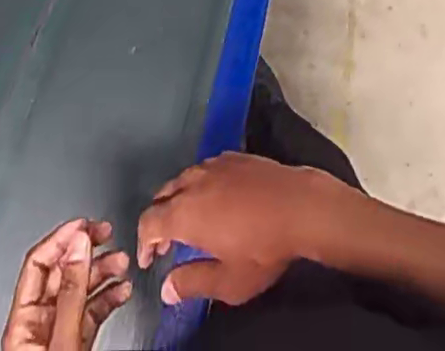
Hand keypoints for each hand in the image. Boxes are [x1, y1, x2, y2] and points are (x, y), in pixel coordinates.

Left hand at [2, 219, 131, 350]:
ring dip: (104, 271)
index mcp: (22, 323)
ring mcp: (57, 335)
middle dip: (89, 251)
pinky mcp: (75, 345)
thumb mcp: (63, 339)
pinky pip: (91, 311)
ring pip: (81, 290)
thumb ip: (71, 292)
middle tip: (107, 233)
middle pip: (63, 273)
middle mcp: (38, 326)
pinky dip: (109, 297)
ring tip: (121, 262)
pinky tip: (122, 289)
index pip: (38, 263)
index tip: (85, 224)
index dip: (61, 238)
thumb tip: (78, 243)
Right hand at [137, 153, 362, 305]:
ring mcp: (214, 164)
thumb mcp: (228, 281)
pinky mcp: (234, 156)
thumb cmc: (262, 248)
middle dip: (159, 219)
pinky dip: (200, 184)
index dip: (144, 242)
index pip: (149, 222)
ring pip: (183, 178)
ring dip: (178, 199)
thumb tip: (166, 288)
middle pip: (162, 195)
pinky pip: (206, 167)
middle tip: (167, 243)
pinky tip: (214, 197)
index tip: (150, 260)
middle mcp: (194, 182)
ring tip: (189, 219)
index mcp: (185, 213)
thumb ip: (193, 283)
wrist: (300, 205)